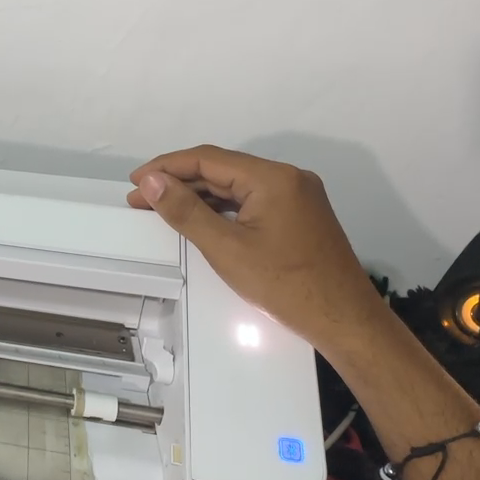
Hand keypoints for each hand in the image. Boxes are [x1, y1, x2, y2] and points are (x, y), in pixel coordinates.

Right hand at [127, 145, 393, 359]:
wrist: (344, 319)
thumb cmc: (284, 284)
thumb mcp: (225, 248)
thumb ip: (185, 211)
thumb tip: (151, 181)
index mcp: (272, 178)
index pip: (208, 159)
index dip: (166, 167)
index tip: (135, 181)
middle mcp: (287, 178)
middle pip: (222, 169)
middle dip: (179, 181)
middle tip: (141, 198)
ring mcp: (296, 196)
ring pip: (235, 185)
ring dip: (198, 194)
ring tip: (162, 207)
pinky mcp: (298, 214)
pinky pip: (250, 200)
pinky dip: (221, 206)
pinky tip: (199, 218)